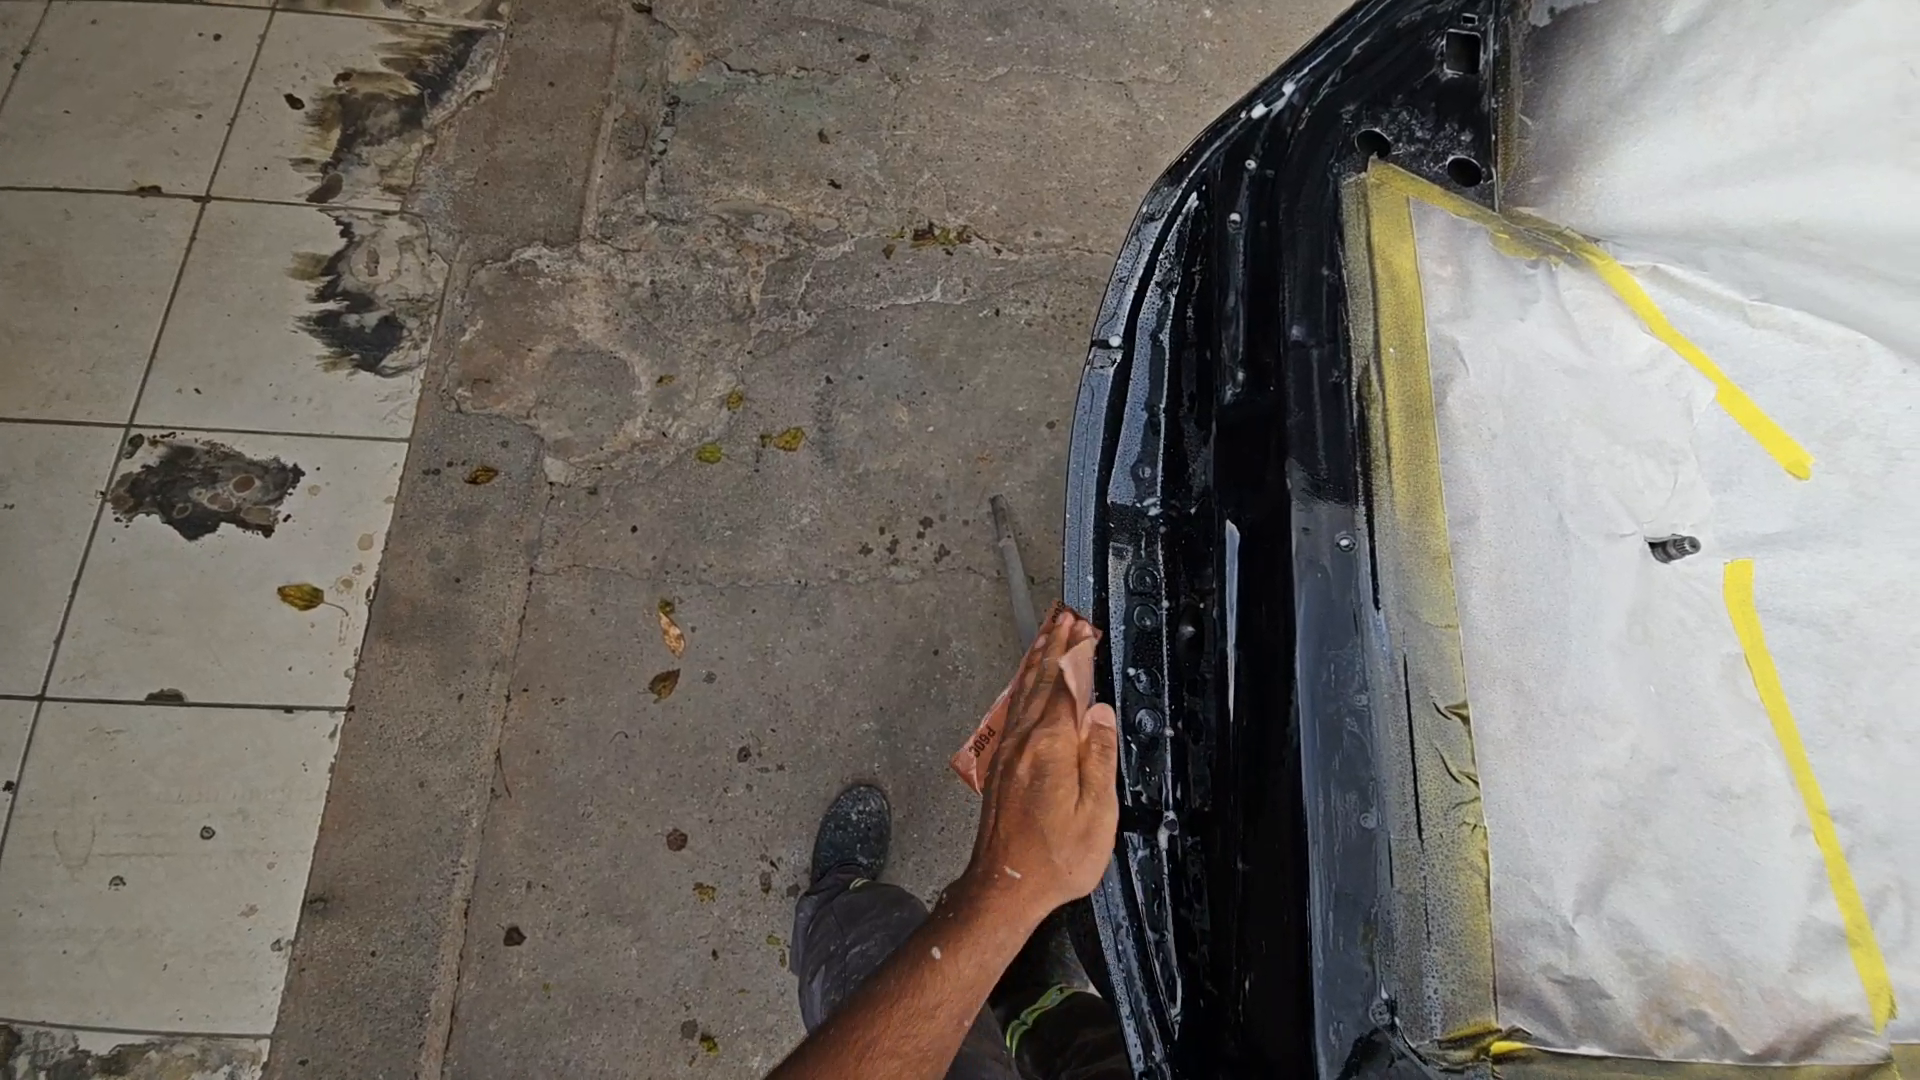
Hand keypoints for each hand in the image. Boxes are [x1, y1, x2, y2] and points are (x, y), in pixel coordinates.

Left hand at [961, 610, 1119, 928]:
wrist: (1004, 884)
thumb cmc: (1055, 859)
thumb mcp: (1095, 817)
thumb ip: (1098, 758)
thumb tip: (1101, 712)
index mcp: (1050, 748)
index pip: (1066, 687)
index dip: (1076, 655)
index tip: (1083, 627)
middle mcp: (1024, 741)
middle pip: (1042, 680)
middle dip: (1055, 645)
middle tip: (1066, 616)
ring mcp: (1008, 749)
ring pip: (1024, 690)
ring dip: (1038, 658)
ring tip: (1048, 633)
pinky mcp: (1001, 761)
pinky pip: (1014, 707)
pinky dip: (1024, 683)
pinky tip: (1028, 678)